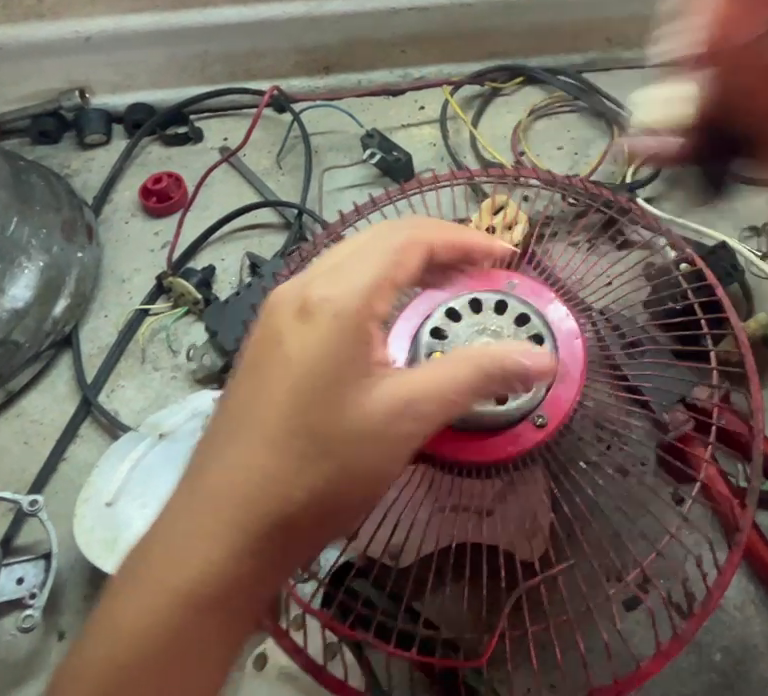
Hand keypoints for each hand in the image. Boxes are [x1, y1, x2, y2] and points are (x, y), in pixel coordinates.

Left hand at [178, 217, 558, 572]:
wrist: (225, 528)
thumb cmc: (321, 469)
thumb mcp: (407, 418)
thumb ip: (477, 376)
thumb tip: (543, 359)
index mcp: (337, 295)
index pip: (409, 239)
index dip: (464, 240)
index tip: (508, 256)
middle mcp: (304, 286)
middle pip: (381, 239)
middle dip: (438, 244)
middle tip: (485, 268)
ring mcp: (280, 310)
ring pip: (354, 258)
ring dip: (405, 260)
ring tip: (449, 285)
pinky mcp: (271, 335)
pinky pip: (333, 283)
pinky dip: (376, 282)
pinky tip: (393, 316)